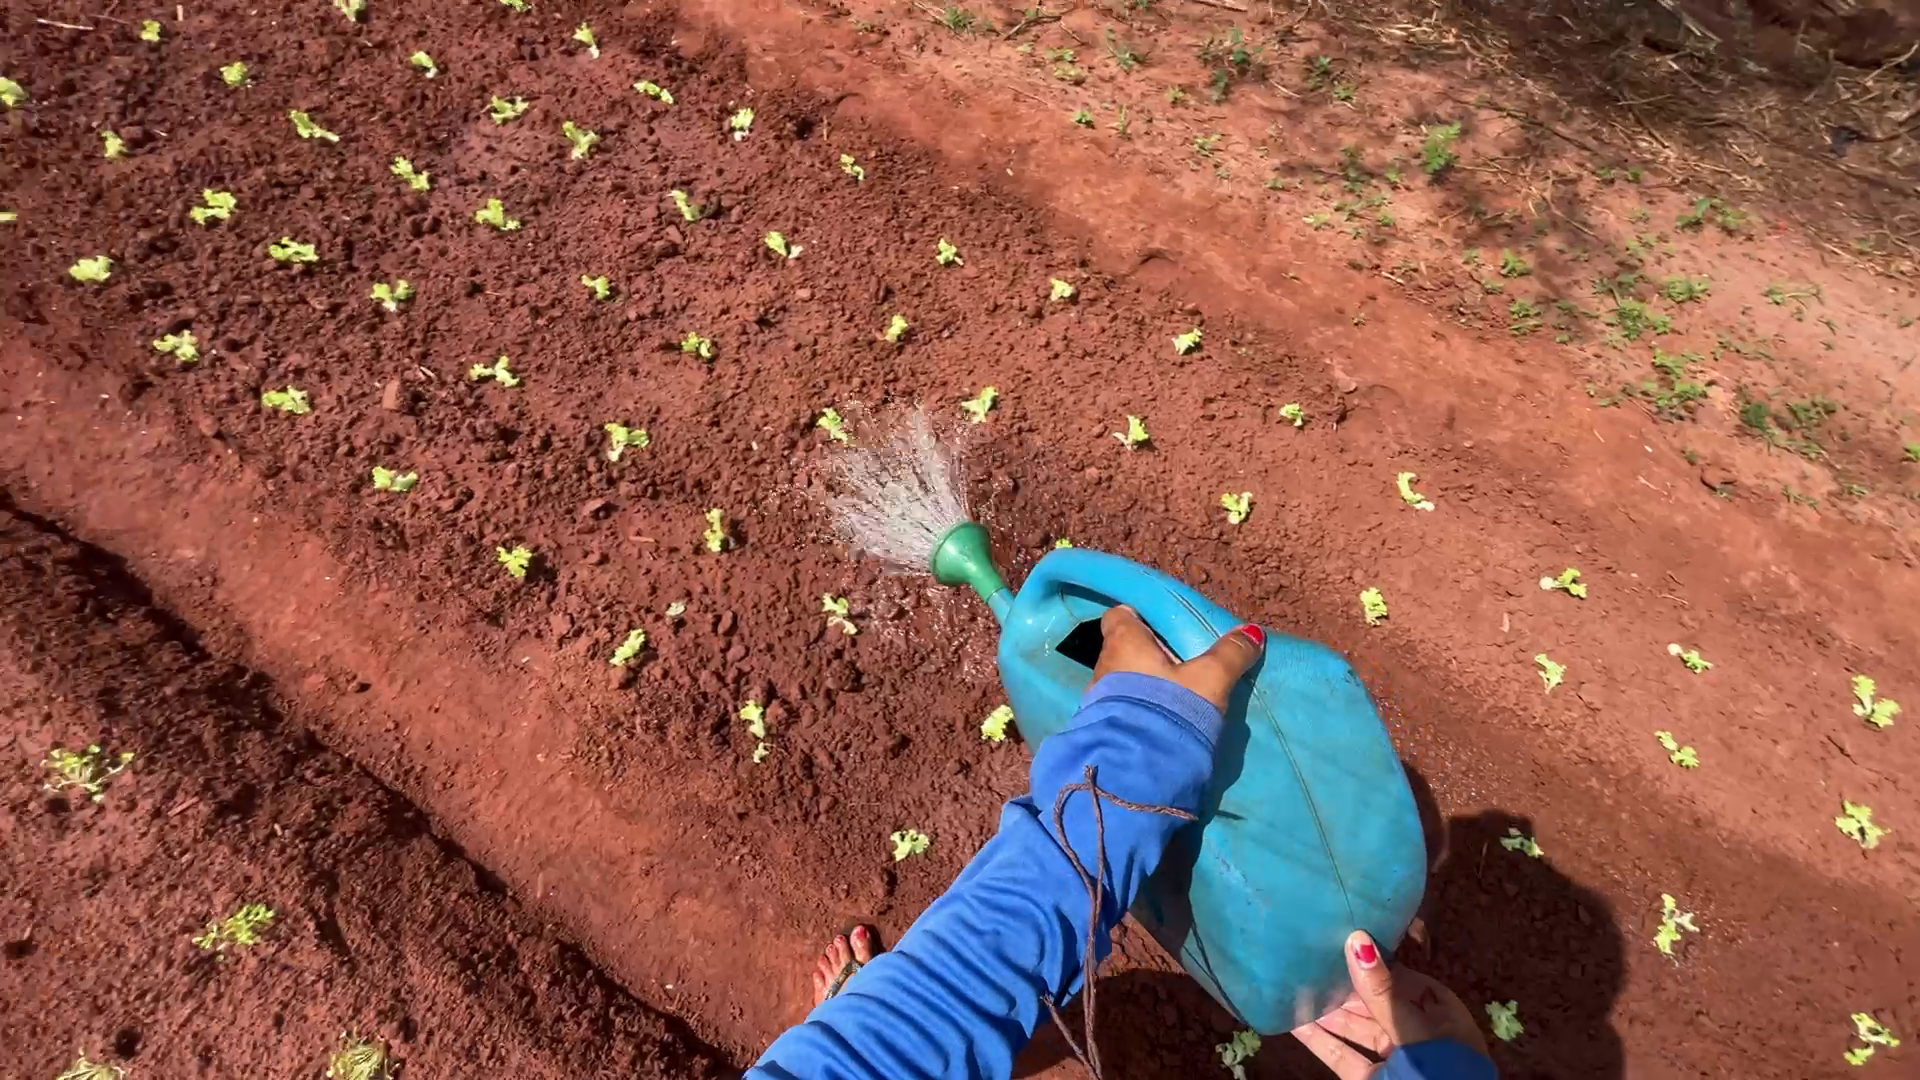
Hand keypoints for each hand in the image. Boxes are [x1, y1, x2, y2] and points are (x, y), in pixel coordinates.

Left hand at [1090, 606, 1264, 710]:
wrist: (1138, 768)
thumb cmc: (1170, 708)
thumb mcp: (1210, 679)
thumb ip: (1230, 654)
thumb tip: (1252, 631)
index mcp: (1123, 642)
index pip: (1118, 615)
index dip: (1139, 616)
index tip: (1163, 626)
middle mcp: (1103, 664)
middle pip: (1123, 647)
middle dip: (1148, 652)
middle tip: (1180, 661)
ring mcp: (1098, 697)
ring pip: (1122, 678)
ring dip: (1143, 682)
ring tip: (1175, 692)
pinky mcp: (1101, 725)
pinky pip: (1120, 705)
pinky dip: (1138, 705)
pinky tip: (1161, 717)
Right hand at [1292, 931, 1487, 1077]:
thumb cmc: (1438, 1075)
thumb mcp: (1413, 1033)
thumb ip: (1381, 991)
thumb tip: (1356, 937)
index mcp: (1443, 1022)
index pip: (1407, 980)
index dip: (1376, 962)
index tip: (1342, 941)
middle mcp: (1420, 1039)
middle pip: (1378, 1003)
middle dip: (1345, 985)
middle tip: (1309, 958)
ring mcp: (1397, 1063)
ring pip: (1358, 1028)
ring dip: (1328, 1011)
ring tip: (1295, 985)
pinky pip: (1345, 1056)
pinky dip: (1320, 1040)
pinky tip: (1294, 1022)